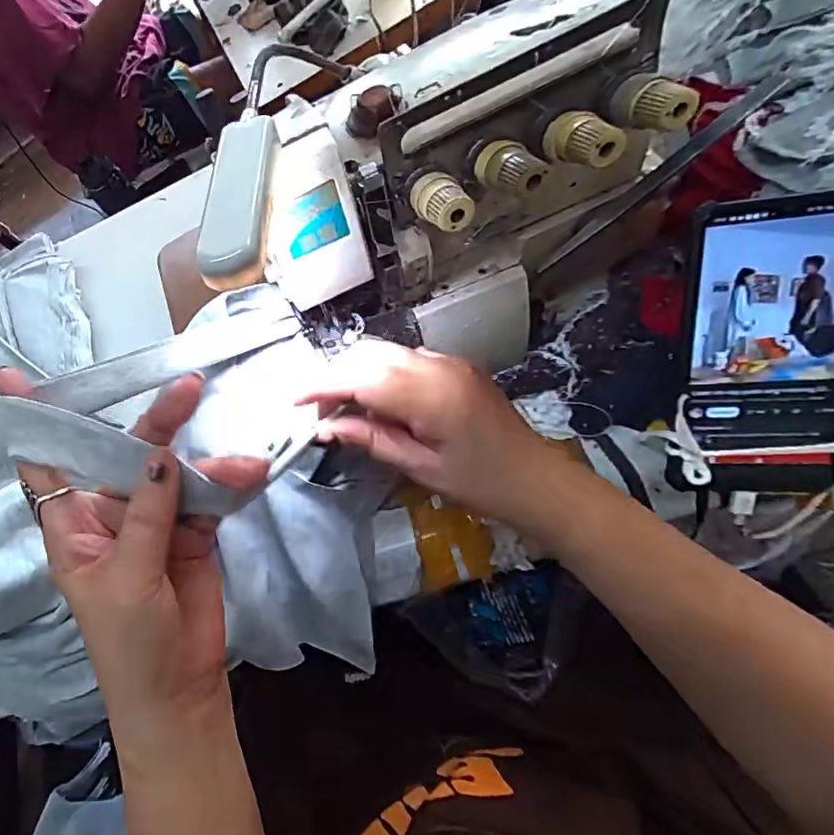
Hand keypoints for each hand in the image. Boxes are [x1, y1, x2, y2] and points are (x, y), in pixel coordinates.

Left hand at [0, 368, 266, 732]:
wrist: (180, 692)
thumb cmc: (128, 643)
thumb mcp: (125, 580)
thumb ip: (144, 516)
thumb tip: (159, 456)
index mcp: (72, 524)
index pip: (43, 465)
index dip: (32, 423)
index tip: (11, 377)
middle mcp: (109, 513)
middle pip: (124, 454)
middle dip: (153, 424)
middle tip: (185, 391)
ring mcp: (153, 520)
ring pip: (174, 472)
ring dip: (207, 463)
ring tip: (241, 466)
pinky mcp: (192, 531)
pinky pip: (207, 495)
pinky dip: (227, 484)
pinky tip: (249, 473)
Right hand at [297, 340, 594, 534]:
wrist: (538, 479)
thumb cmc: (481, 482)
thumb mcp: (420, 467)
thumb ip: (371, 439)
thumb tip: (326, 427)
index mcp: (431, 394)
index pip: (361, 377)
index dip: (322, 385)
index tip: (295, 401)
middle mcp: (438, 366)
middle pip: (367, 354)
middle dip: (333, 377)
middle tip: (317, 412)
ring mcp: (448, 362)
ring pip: (383, 351)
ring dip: (353, 372)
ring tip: (340, 407)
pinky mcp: (453, 366)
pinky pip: (402, 358)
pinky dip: (376, 372)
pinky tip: (372, 400)